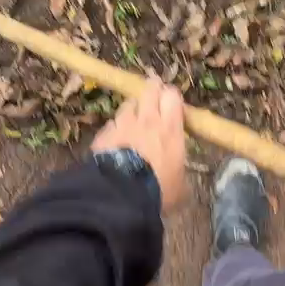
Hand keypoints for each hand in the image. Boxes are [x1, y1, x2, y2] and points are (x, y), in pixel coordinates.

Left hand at [92, 80, 187, 211]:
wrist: (122, 195)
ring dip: (132, 109)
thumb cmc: (158, 189)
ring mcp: (123, 125)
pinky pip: (111, 124)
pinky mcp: (104, 134)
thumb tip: (178, 176)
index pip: (172, 96)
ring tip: (133, 118)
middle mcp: (147, 120)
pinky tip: (114, 140)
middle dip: (152, 89)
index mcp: (170, 128)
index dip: (171, 96)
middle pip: (150, 90)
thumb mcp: (180, 185)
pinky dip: (114, 129)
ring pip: (128, 104)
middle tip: (154, 95)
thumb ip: (179, 171)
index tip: (172, 103)